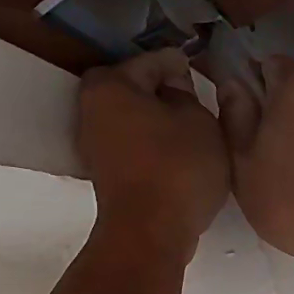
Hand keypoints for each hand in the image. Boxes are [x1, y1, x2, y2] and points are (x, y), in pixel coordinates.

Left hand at [77, 49, 228, 259]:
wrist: (151, 233)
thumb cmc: (178, 167)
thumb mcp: (200, 121)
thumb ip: (187, 94)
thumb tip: (174, 86)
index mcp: (111, 85)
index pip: (152, 60)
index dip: (181, 64)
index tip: (201, 70)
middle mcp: (92, 109)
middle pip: (134, 89)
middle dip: (163, 91)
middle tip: (197, 100)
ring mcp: (94, 144)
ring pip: (132, 118)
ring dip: (158, 119)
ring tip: (192, 128)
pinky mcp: (105, 173)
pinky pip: (133, 144)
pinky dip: (152, 143)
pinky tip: (177, 152)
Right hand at [216, 56, 293, 264]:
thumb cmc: (288, 195)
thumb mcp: (242, 157)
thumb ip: (234, 112)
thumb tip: (233, 84)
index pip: (264, 63)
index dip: (244, 84)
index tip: (233, 117)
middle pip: (288, 86)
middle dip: (267, 107)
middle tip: (247, 148)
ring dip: (288, 127)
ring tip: (271, 165)